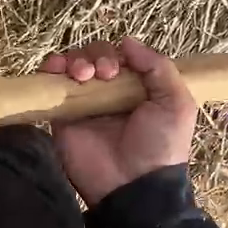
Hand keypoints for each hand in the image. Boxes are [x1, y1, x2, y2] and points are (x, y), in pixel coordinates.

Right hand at [44, 37, 195, 206]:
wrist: (132, 186)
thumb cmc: (159, 145)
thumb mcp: (176, 104)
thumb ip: (158, 67)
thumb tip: (127, 41)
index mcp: (136, 87)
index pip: (120, 55)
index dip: (115, 54)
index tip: (116, 69)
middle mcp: (108, 91)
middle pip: (93, 54)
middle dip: (95, 56)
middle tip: (101, 74)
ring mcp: (83, 102)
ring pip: (72, 64)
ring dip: (75, 60)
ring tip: (81, 75)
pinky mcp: (62, 114)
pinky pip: (51, 83)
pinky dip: (51, 69)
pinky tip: (57, 70)